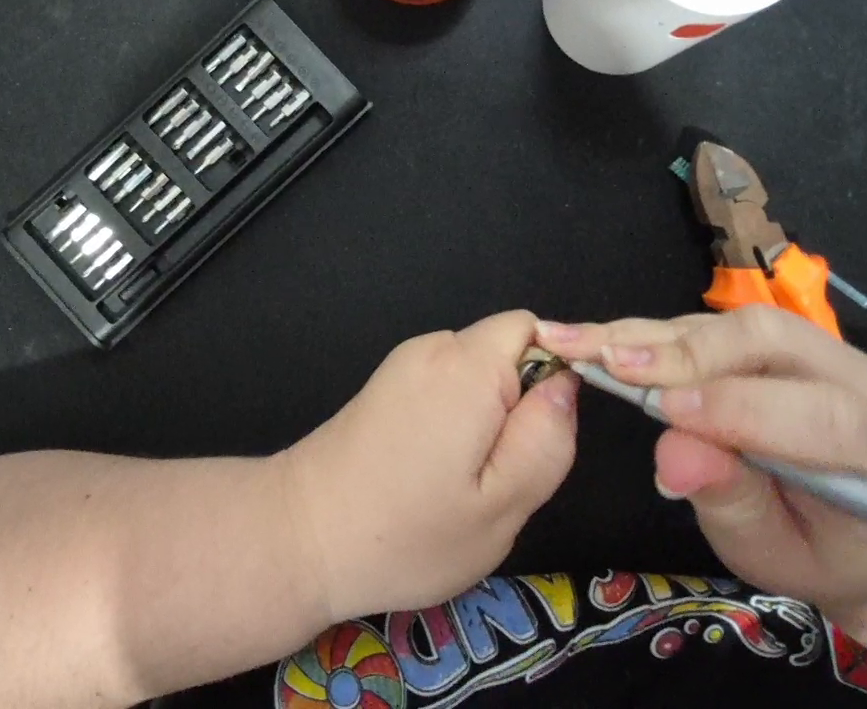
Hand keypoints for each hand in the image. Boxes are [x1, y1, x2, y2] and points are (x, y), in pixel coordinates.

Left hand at [279, 310, 579, 621]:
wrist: (300, 536)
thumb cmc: (407, 532)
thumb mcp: (502, 505)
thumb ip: (547, 438)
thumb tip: (566, 384)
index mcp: (466, 366)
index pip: (534, 330)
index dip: (553, 375)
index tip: (541, 436)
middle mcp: (431, 349)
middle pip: (504, 351)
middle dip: (518, 404)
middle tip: (499, 472)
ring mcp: (401, 365)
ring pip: (475, 374)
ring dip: (486, 418)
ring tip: (462, 479)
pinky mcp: (383, 386)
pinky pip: (443, 387)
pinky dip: (453, 421)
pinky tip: (431, 471)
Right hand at [537, 307, 866, 623]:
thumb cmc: (825, 555)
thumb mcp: (781, 557)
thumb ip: (734, 504)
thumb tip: (672, 457)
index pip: (821, 416)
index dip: (740, 407)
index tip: (664, 410)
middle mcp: (859, 380)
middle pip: (770, 338)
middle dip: (685, 351)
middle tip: (607, 363)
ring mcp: (819, 350)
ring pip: (730, 322)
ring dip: (647, 335)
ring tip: (571, 341)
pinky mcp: (774, 339)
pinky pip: (709, 326)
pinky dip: (646, 335)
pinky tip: (594, 340)